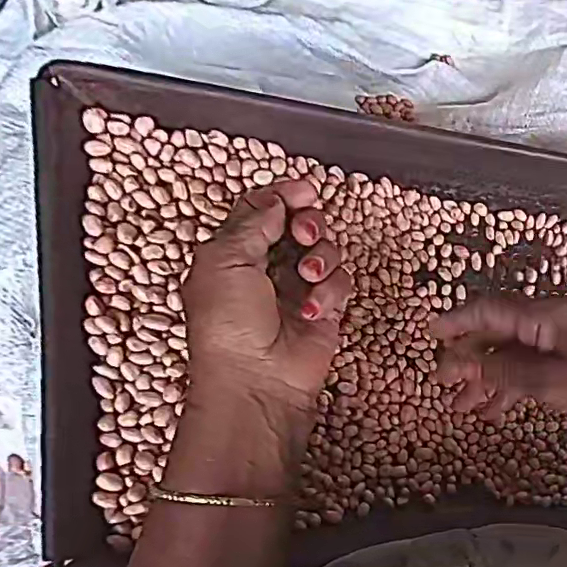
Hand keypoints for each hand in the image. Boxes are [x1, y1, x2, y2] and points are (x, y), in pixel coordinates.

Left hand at [182, 180, 348, 420]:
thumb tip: (278, 200)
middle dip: (309, 223)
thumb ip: (254, 222)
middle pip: (302, 226)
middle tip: (306, 232)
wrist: (257, 377)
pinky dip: (330, 293)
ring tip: (308, 276)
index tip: (305, 189)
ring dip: (322, 259)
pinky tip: (312, 311)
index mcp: (236, 251)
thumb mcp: (225, 258)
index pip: (265, 211)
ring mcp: (300, 290)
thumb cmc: (228, 325)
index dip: (284, 196)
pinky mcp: (326, 311)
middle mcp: (269, 268)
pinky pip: (341, 285)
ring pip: (327, 253)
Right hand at [430, 297, 566, 429]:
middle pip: (494, 336)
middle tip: (443, 383)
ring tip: (461, 406)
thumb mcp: (552, 382)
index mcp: (545, 319)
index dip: (458, 321)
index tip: (431, 333)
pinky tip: (491, 413)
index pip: (492, 311)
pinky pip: (522, 372)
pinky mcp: (557, 365)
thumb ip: (506, 373)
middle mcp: (544, 326)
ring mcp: (551, 346)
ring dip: (483, 381)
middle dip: (467, 360)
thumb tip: (466, 366)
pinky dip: (505, 390)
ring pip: (506, 358)